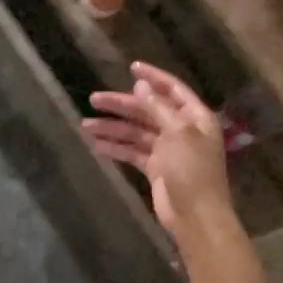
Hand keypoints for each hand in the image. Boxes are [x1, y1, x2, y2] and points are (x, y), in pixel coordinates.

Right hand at [83, 62, 233, 233]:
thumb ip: (158, 108)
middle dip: (122, 105)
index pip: (172, 89)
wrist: (196, 215)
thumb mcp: (177, 134)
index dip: (152, 77)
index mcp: (194, 117)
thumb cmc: (192, 171)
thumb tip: (140, 86)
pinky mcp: (155, 169)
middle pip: (148, 110)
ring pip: (136, 132)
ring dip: (113, 128)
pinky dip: (116, 148)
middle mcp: (181, 130)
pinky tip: (97, 145)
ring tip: (86, 125)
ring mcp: (168, 150)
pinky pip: (133, 152)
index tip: (131, 66)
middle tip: (94, 99)